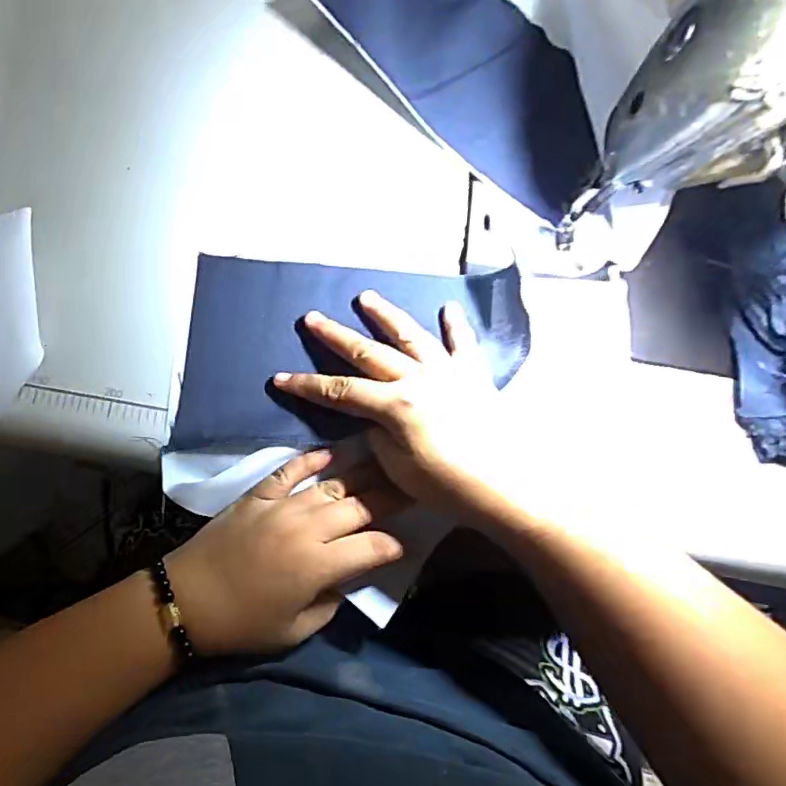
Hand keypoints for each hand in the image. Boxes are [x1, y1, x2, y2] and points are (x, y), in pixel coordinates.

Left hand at [165, 449, 407, 655]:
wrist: (187, 599)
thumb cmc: (243, 624)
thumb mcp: (296, 630)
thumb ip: (330, 602)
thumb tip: (345, 579)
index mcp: (319, 565)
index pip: (374, 546)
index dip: (394, 546)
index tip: (402, 546)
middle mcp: (306, 528)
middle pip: (359, 506)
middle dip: (390, 499)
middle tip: (410, 490)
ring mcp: (280, 507)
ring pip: (330, 484)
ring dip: (360, 474)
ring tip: (383, 463)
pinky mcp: (256, 496)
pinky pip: (288, 470)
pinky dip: (309, 459)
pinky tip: (330, 453)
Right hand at [272, 292, 544, 532]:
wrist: (505, 487)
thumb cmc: (446, 485)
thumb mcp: (397, 467)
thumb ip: (379, 436)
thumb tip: (374, 419)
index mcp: (393, 405)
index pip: (339, 391)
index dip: (306, 385)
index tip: (279, 378)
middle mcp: (417, 379)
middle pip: (367, 353)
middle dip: (335, 336)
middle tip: (312, 318)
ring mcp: (448, 373)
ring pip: (410, 336)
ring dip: (385, 316)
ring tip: (365, 297)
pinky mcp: (474, 377)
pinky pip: (462, 345)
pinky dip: (455, 325)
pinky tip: (448, 308)